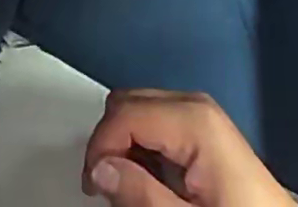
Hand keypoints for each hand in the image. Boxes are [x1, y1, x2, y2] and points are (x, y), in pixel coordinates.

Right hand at [83, 91, 291, 205]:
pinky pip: (156, 121)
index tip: (93, 188)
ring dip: (124, 145)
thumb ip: (142, 195)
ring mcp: (201, 112)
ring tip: (130, 190)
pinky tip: (151, 181)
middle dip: (110, 143)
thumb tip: (100, 169)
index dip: (100, 149)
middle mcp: (195, 104)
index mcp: (193, 119)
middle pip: (127, 103)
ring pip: (138, 109)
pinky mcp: (204, 127)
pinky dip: (142, 146)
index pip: (124, 114)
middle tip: (109, 191)